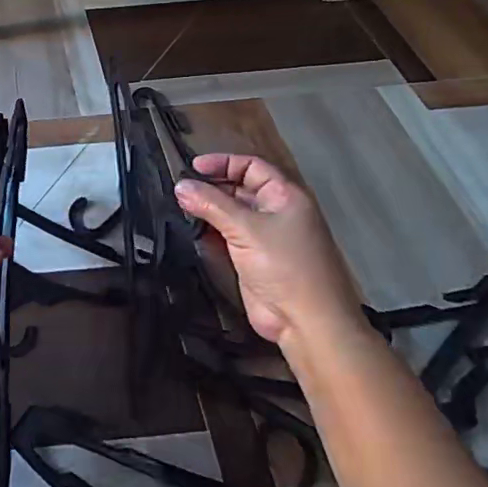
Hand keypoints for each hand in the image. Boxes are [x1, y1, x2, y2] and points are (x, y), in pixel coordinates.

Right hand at [175, 153, 360, 345]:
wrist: (306, 322)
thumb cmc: (284, 266)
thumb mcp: (246, 229)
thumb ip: (211, 205)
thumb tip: (181, 185)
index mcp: (285, 196)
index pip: (252, 166)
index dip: (223, 163)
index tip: (194, 167)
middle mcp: (276, 212)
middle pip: (240, 189)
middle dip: (212, 188)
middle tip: (181, 190)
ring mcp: (266, 237)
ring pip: (232, 214)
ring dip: (209, 211)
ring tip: (181, 208)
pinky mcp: (254, 260)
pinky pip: (229, 237)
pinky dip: (212, 233)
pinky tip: (193, 231)